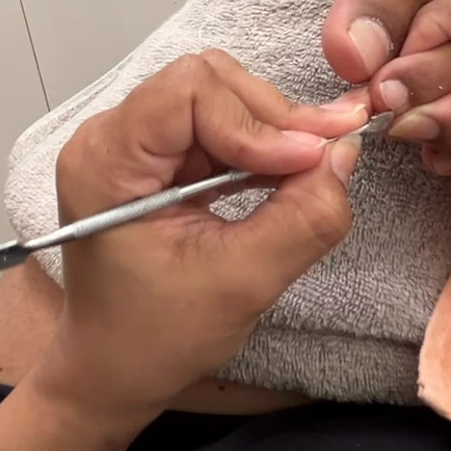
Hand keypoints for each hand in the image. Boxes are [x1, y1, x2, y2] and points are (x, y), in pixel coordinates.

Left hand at [39, 52, 363, 417]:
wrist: (111, 368)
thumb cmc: (154, 338)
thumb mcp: (239, 285)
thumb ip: (300, 220)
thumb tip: (345, 155)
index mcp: (106, 160)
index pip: (188, 90)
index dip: (254, 119)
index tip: (307, 161)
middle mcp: (111, 136)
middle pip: (206, 82)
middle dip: (271, 117)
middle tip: (327, 155)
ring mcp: (133, 143)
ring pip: (218, 97)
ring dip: (272, 129)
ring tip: (316, 164)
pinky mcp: (156, 157)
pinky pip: (217, 125)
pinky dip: (260, 144)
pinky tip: (291, 170)